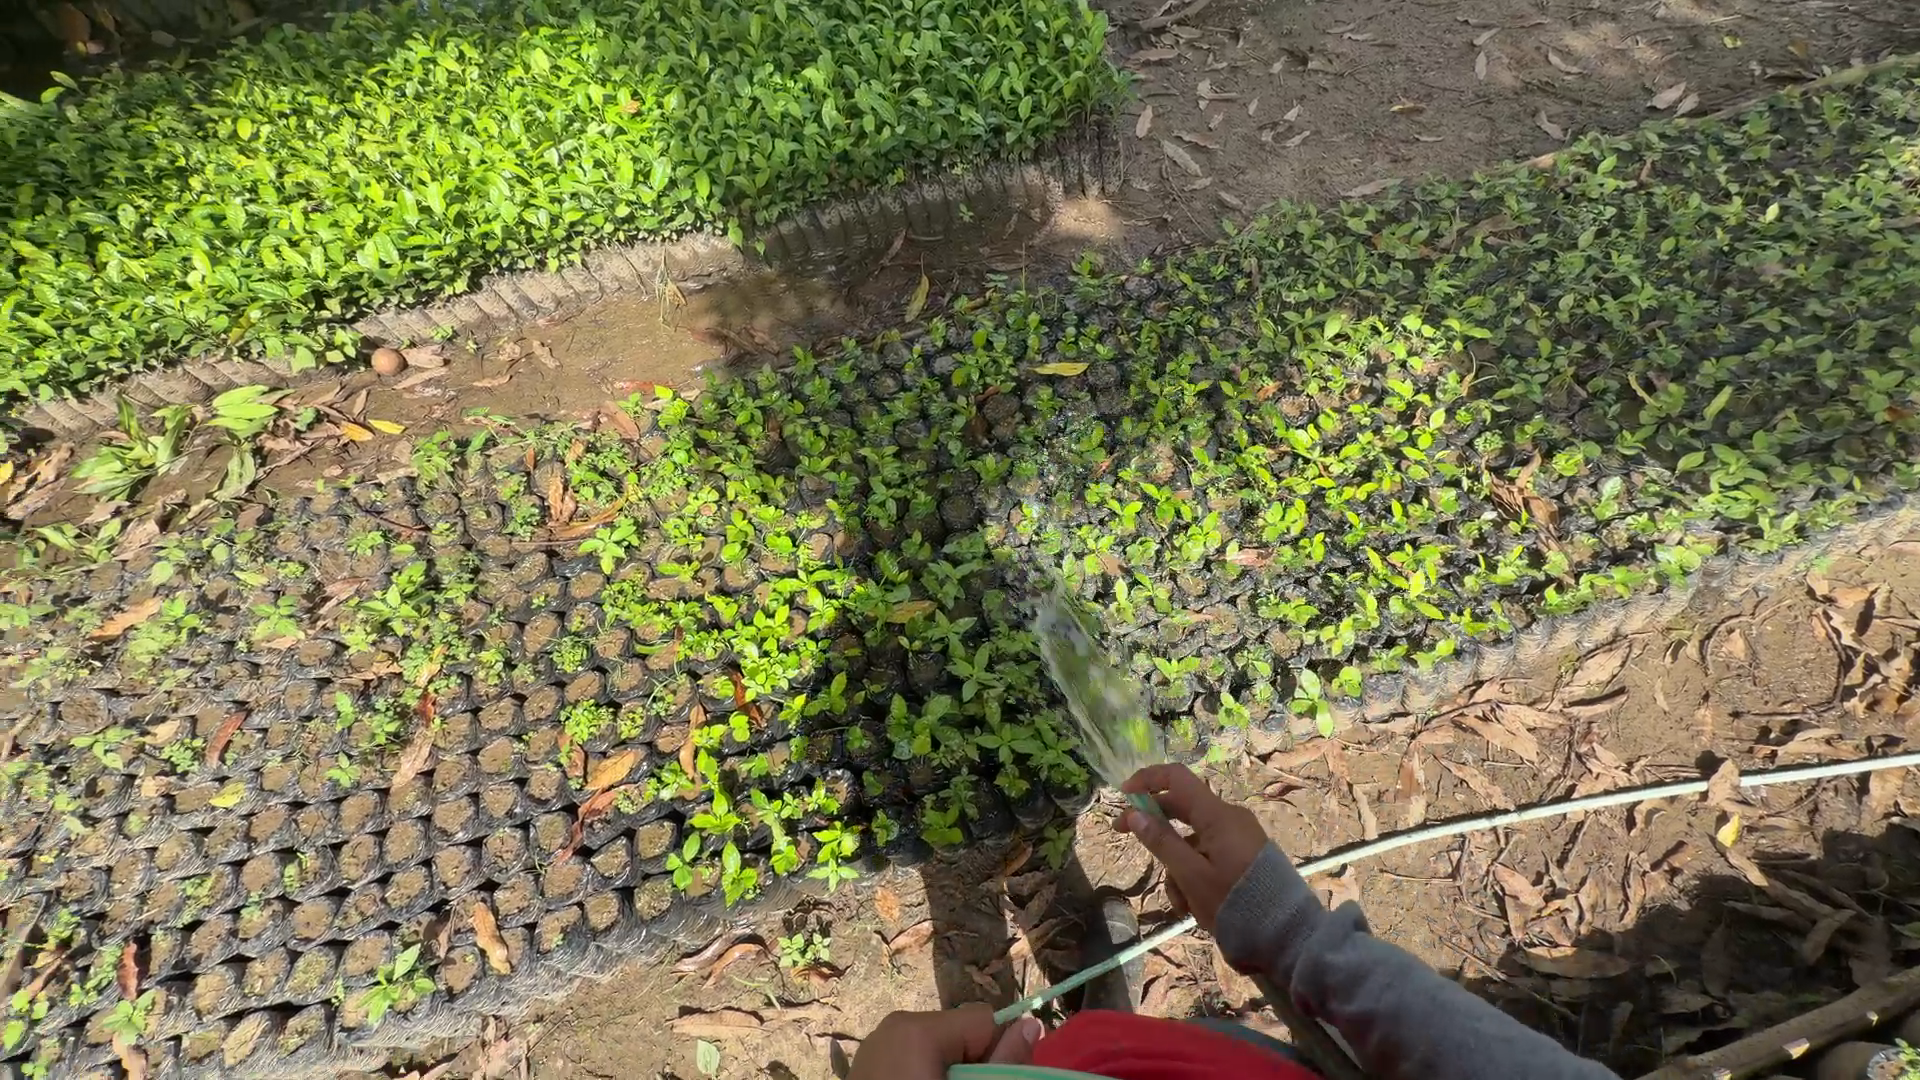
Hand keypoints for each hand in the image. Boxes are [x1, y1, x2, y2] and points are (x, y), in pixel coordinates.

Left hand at [848, 1004, 1041, 1079]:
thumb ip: (1003, 1066)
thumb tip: (1031, 1026)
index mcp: (918, 1028)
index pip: (983, 1020)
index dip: (995, 1056)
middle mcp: (896, 1023)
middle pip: (960, 1034)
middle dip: (971, 1068)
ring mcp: (877, 1044)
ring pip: (938, 1048)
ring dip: (948, 1075)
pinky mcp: (867, 1065)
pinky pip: (912, 1059)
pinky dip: (923, 1077)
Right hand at [1115, 763, 1269, 930]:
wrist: (1291, 940)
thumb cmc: (1236, 903)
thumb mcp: (1191, 876)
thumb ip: (1161, 842)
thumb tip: (1135, 814)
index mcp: (1217, 815)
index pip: (1176, 777)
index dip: (1147, 779)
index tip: (1124, 795)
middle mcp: (1230, 818)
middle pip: (1182, 808)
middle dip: (1155, 826)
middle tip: (1126, 836)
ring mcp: (1240, 838)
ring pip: (1194, 838)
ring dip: (1177, 864)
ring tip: (1180, 903)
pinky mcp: (1246, 857)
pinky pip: (1211, 853)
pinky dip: (1196, 872)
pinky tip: (1194, 906)